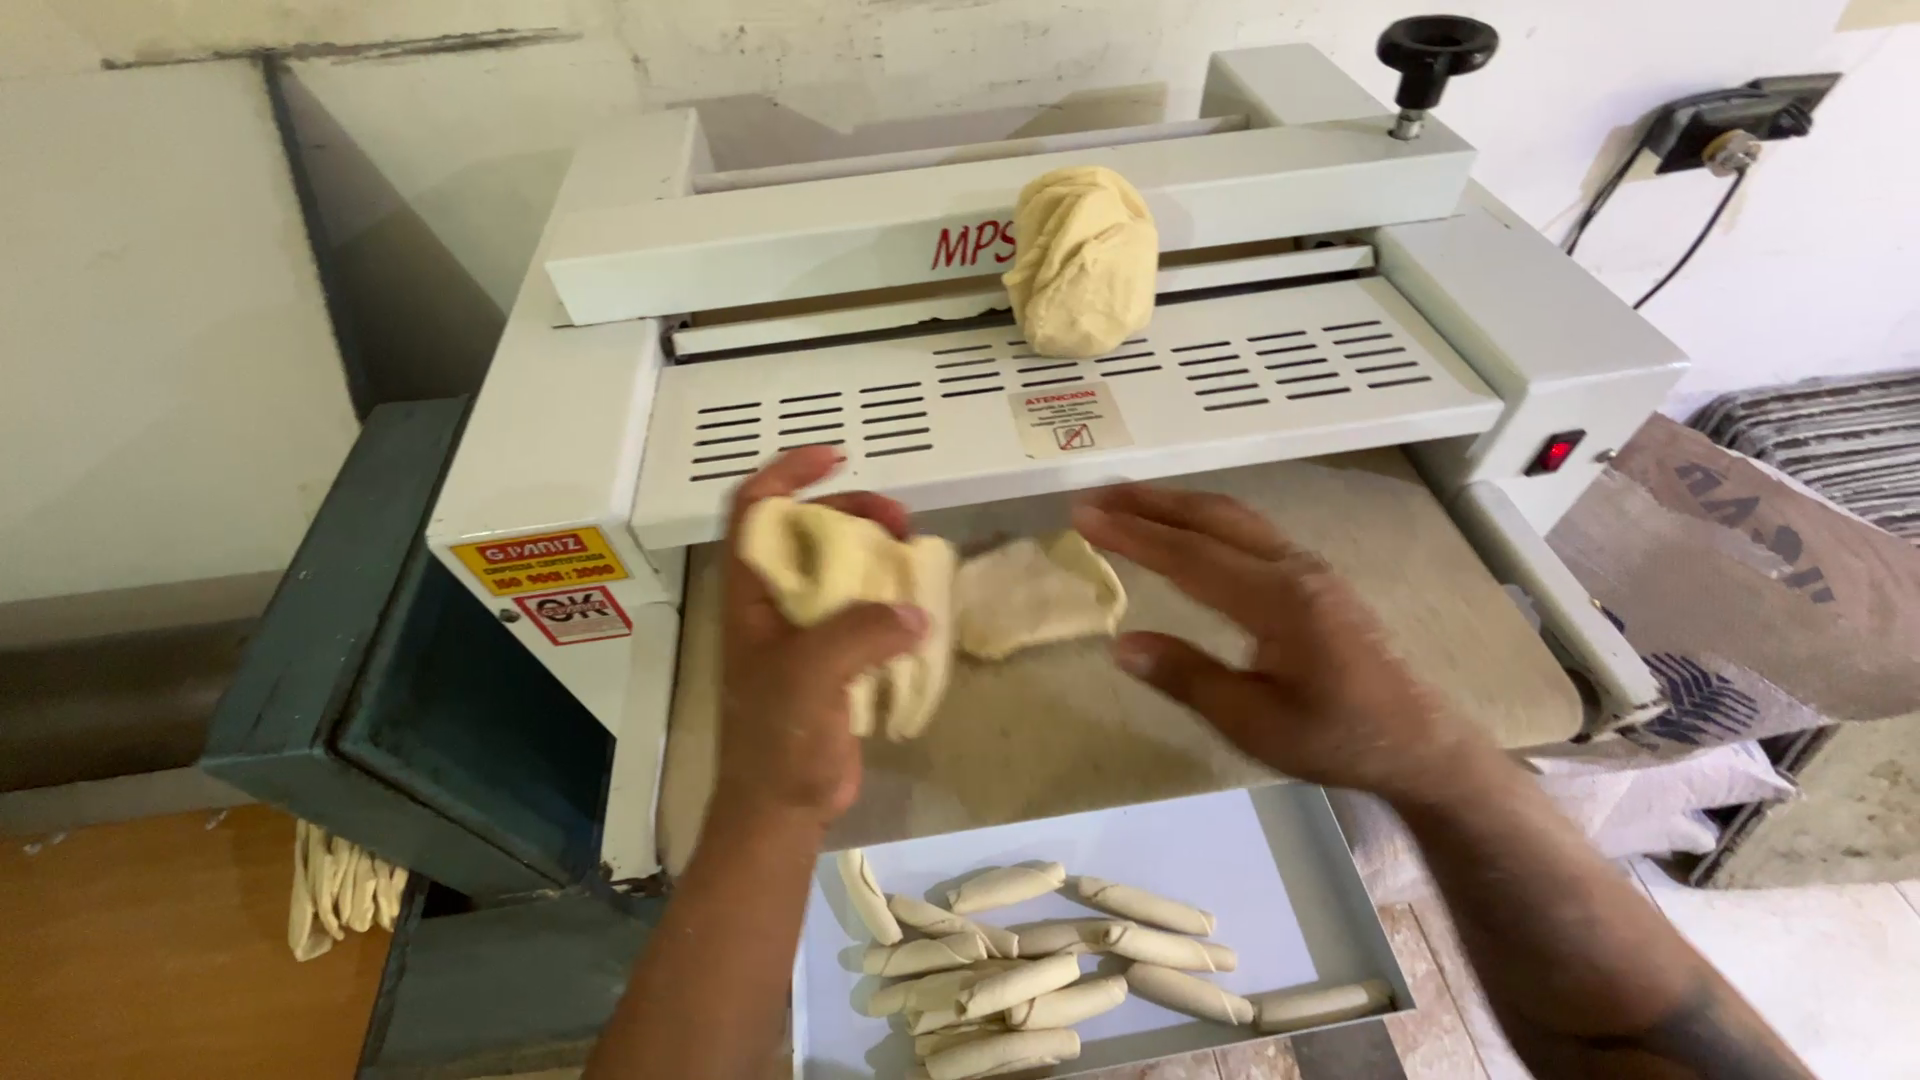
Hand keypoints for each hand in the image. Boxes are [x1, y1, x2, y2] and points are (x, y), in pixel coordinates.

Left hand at [713, 447, 928, 831]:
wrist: (783, 805)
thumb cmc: (779, 738)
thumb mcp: (810, 675)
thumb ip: (860, 632)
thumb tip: (915, 611)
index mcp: (751, 593)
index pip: (755, 510)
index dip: (788, 473)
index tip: (837, 458)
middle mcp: (775, 602)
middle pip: (809, 531)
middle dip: (853, 512)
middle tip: (898, 521)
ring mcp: (805, 630)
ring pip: (841, 569)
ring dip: (877, 554)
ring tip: (916, 556)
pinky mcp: (835, 658)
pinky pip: (865, 610)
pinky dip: (891, 598)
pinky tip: (921, 605)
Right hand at [1072, 484, 1491, 803]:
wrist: (1418, 742)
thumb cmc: (1335, 738)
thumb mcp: (1253, 723)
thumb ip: (1187, 678)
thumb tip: (1121, 644)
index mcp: (1280, 601)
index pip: (1190, 556)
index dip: (1133, 535)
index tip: (1083, 517)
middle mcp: (1294, 568)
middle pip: (1211, 517)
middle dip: (1148, 502)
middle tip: (1094, 495)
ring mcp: (1307, 566)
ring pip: (1232, 516)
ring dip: (1175, 503)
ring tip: (1126, 500)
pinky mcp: (1313, 574)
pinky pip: (1248, 528)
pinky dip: (1203, 516)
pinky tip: (1184, 525)